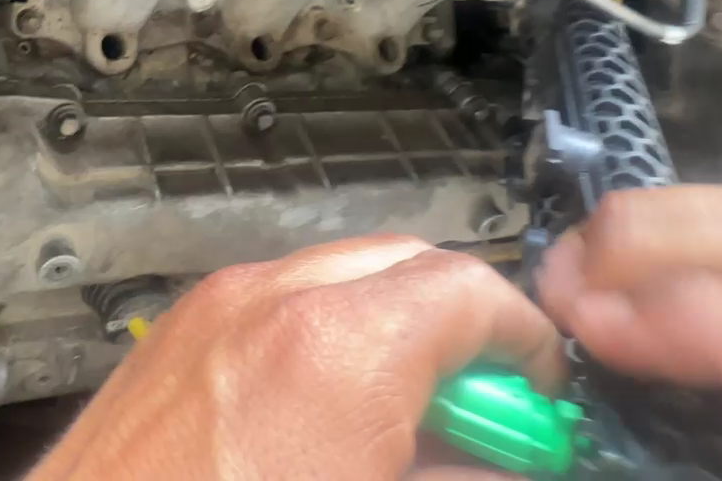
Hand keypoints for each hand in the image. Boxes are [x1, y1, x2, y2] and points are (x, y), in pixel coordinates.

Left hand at [26, 236, 562, 480]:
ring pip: (342, 273)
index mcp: (335, 348)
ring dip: (393, 326)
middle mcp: (270, 295)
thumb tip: (503, 460)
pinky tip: (326, 410)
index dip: (523, 340)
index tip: (539, 400)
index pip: (467, 287)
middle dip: (460, 327)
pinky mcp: (182, 322)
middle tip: (485, 417)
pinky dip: (328, 332)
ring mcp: (216, 300)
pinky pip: (282, 298)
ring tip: (403, 419)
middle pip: (405, 262)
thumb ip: (459, 477)